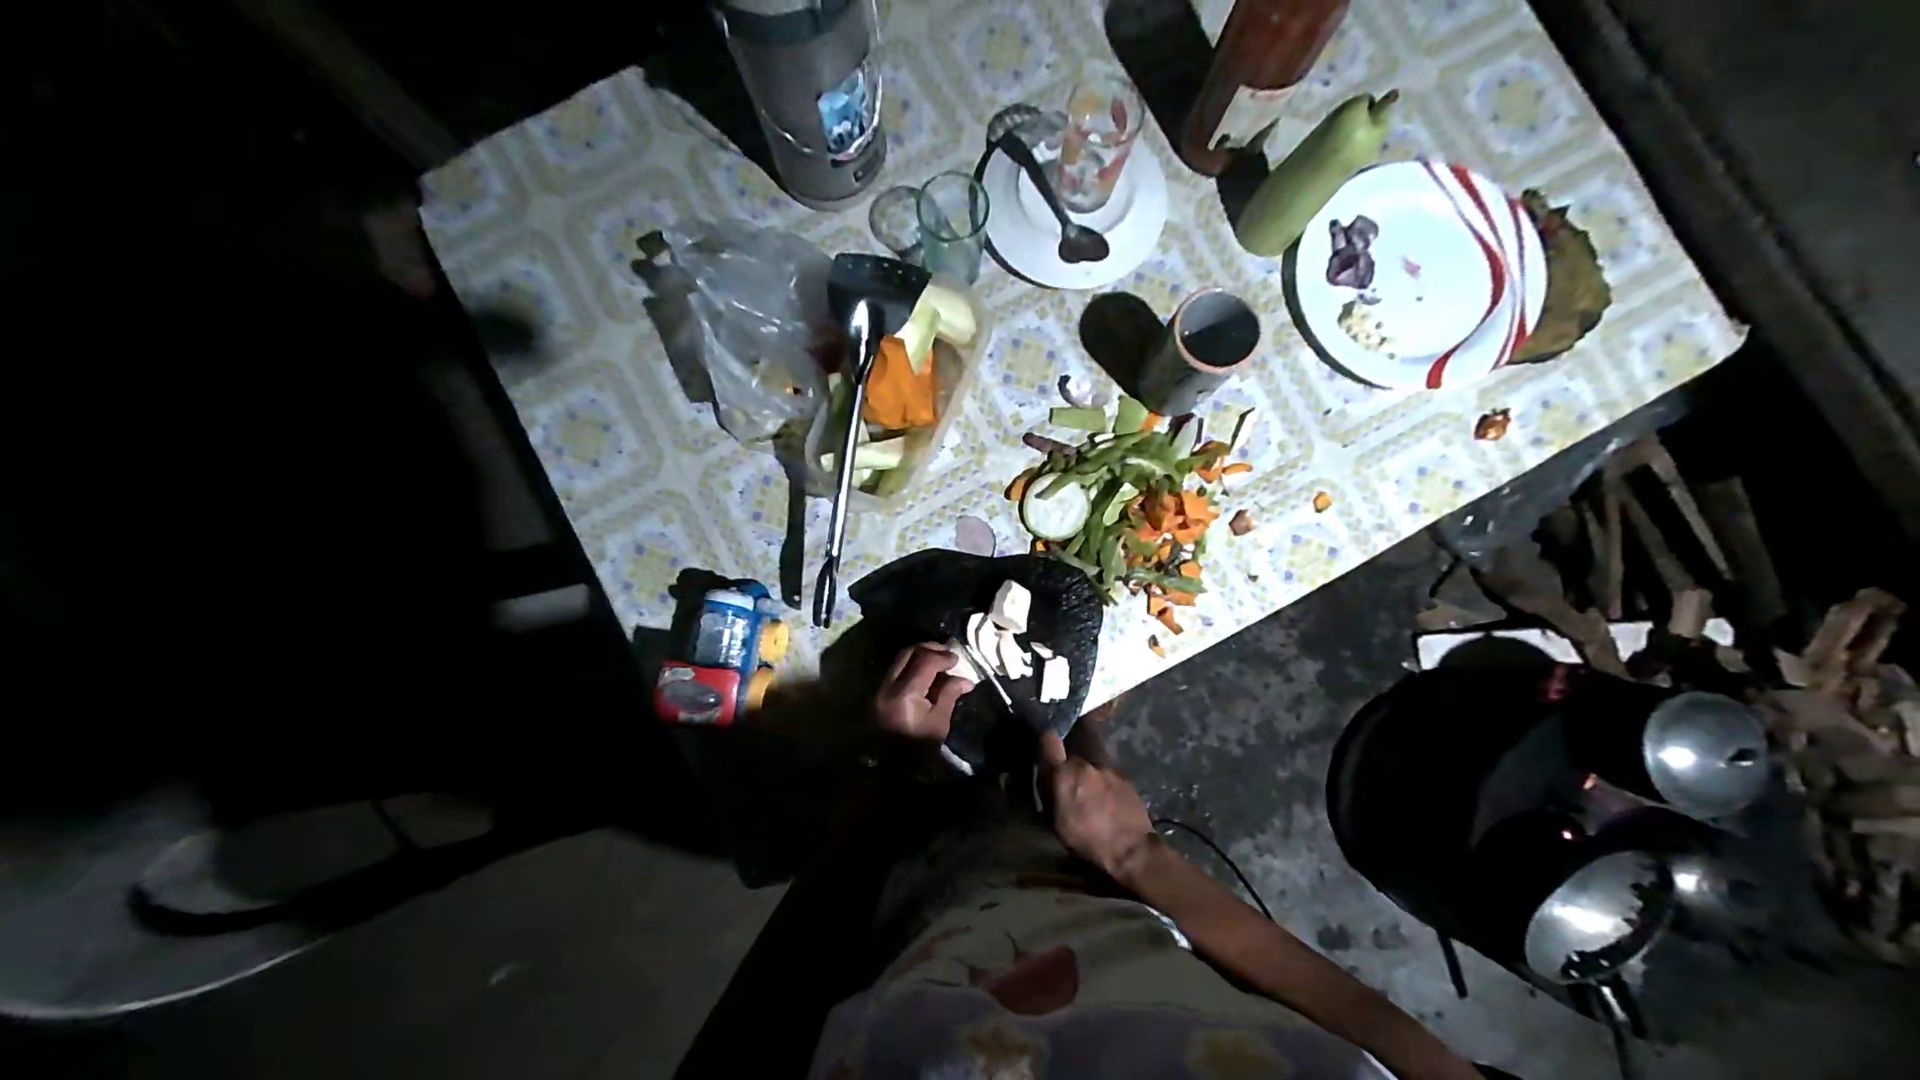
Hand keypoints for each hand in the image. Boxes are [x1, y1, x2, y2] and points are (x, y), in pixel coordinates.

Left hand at [873, 643, 973, 741]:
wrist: (887, 769)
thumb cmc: (917, 750)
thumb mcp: (939, 724)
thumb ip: (949, 695)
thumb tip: (965, 679)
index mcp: (906, 694)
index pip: (925, 662)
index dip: (943, 656)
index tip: (957, 659)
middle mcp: (889, 685)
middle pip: (909, 652)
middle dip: (930, 648)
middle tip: (947, 653)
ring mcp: (880, 688)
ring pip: (899, 659)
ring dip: (919, 654)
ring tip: (937, 660)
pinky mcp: (878, 693)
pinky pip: (895, 669)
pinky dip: (910, 664)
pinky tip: (924, 671)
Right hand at [1039, 735, 1156, 879]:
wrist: (1132, 849)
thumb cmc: (1088, 840)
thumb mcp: (1057, 823)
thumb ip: (1048, 793)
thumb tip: (1040, 776)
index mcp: (1066, 773)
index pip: (1049, 741)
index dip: (1046, 741)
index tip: (1045, 743)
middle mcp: (1086, 764)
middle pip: (1072, 757)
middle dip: (1069, 768)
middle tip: (1071, 787)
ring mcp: (1108, 769)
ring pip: (1091, 766)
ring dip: (1089, 777)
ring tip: (1092, 798)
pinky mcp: (1126, 777)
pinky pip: (1108, 776)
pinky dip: (1104, 785)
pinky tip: (1108, 802)